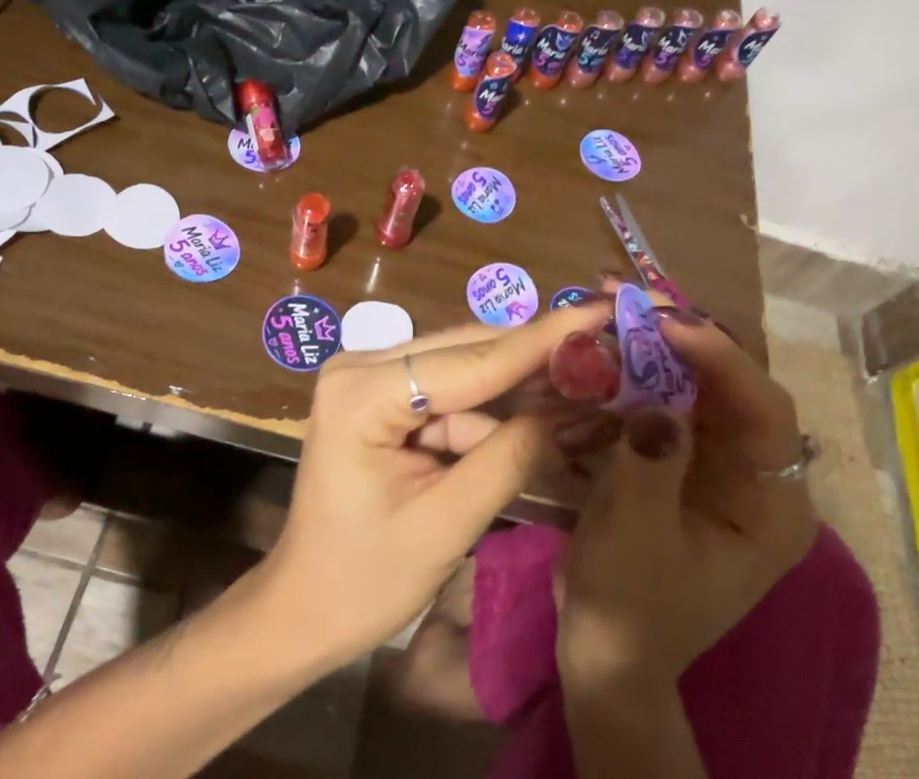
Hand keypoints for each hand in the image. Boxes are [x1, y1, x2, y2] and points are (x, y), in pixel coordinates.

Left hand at [258, 302, 615, 666]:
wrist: (304, 608)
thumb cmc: (364, 580)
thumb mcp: (447, 523)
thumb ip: (513, 459)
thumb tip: (584, 415)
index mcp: (362, 393)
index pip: (471, 360)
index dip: (544, 339)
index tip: (604, 310)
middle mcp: (361, 367)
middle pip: (468, 354)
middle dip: (540, 361)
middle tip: (613, 354)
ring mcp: (368, 381)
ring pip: (466, 374)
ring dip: (524, 392)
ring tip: (594, 396)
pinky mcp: (381, 403)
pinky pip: (451, 399)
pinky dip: (495, 417)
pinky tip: (545, 425)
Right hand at [557, 310, 816, 690]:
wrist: (606, 654)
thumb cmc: (630, 607)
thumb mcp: (637, 538)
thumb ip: (651, 464)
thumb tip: (653, 399)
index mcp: (773, 506)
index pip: (766, 412)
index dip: (722, 360)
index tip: (667, 323)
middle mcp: (756, 478)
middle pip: (734, 391)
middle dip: (686, 342)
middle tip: (632, 300)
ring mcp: (718, 468)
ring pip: (697, 390)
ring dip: (657, 350)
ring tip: (614, 311)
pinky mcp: (681, 464)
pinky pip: (666, 406)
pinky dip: (636, 377)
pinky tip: (605, 351)